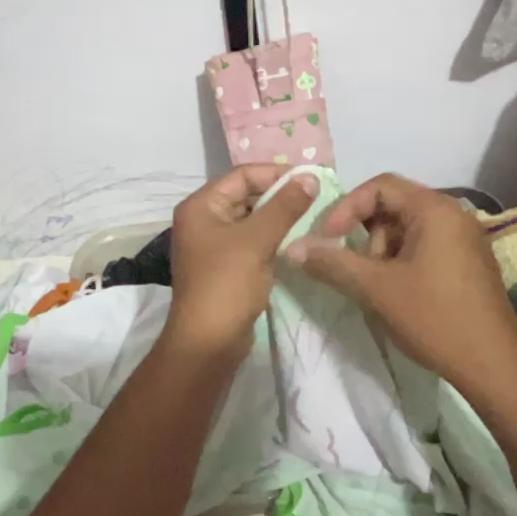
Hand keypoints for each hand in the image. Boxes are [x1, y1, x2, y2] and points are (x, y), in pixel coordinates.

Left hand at [164, 165, 318, 360]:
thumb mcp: (257, 240)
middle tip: (315, 198)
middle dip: (279, 195)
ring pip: (250, 220)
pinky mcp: (224, 266)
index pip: (242, 175)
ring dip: (278, 218)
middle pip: (245, 195)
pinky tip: (296, 241)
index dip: (276, 173)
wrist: (208, 342)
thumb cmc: (227, 284)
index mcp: (200, 206)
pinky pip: (251, 241)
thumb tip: (309, 178)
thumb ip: (285, 207)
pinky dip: (272, 238)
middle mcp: (202, 220)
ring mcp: (212, 245)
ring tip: (312, 217)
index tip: (311, 179)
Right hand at [286, 173, 516, 391]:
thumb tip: (292, 248)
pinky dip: (401, 262)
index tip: (326, 239)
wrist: (492, 363)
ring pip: (406, 229)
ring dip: (382, 253)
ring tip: (379, 290)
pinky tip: (398, 295)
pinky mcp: (467, 262)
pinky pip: (424, 246)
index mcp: (434, 209)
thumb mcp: (376, 289)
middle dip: (365, 235)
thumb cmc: (434, 317)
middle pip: (393, 205)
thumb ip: (332, 263)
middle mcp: (453, 214)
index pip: (380, 185)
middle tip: (356, 271)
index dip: (346, 208)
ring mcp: (464, 238)